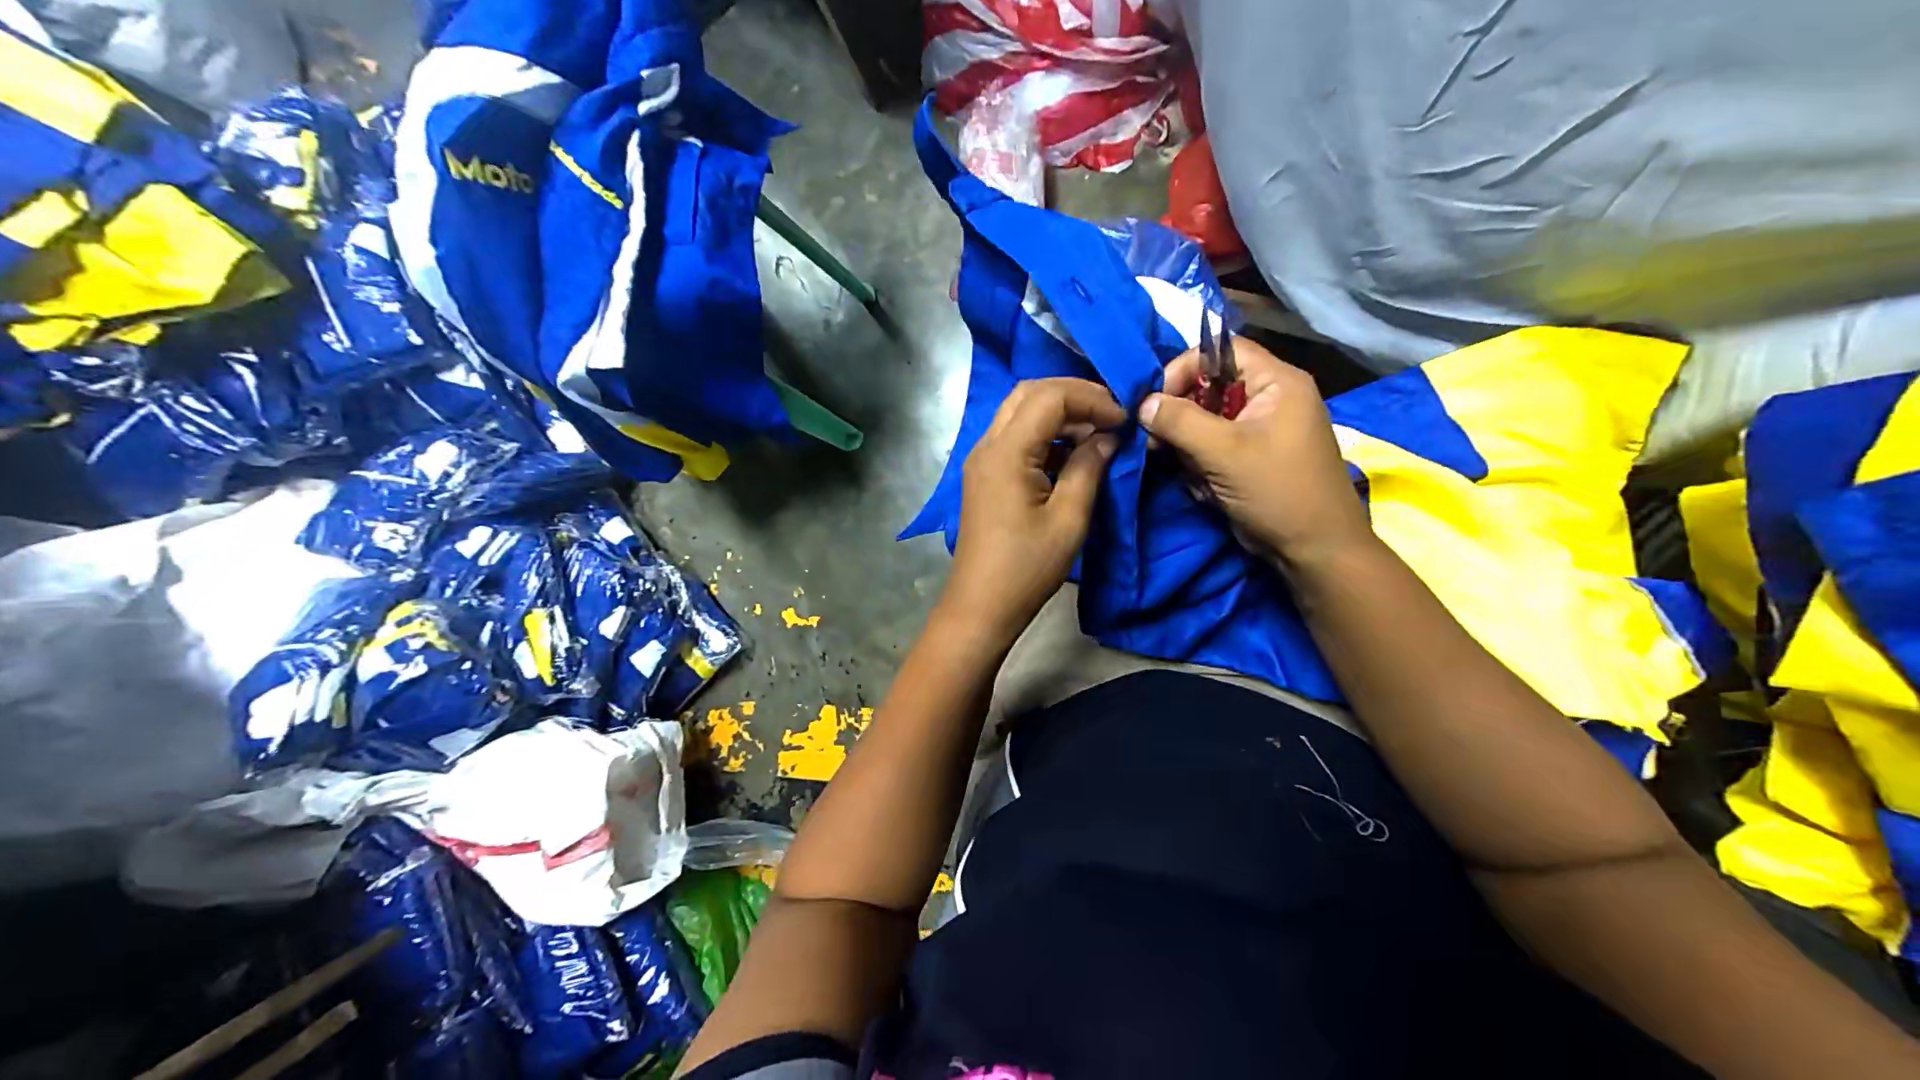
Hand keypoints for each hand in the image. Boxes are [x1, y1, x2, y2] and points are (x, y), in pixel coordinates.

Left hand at [941, 378, 1124, 645]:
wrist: (981, 605)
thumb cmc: (1027, 567)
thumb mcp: (1069, 519)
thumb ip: (1089, 468)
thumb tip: (1108, 436)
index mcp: (1006, 452)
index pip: (1050, 396)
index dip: (1092, 398)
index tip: (1124, 420)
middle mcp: (987, 445)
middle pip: (1030, 394)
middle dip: (1074, 396)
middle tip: (1111, 416)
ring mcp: (982, 460)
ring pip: (1020, 412)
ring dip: (1059, 414)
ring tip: (1097, 434)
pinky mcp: (985, 475)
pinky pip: (1015, 436)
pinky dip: (1045, 434)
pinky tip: (1072, 454)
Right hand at [1138, 338, 1372, 570]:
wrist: (1314, 550)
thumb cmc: (1277, 492)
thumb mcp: (1223, 453)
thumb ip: (1179, 422)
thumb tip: (1143, 403)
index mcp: (1277, 383)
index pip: (1222, 350)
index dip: (1184, 368)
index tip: (1156, 401)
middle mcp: (1270, 398)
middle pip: (1209, 386)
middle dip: (1181, 414)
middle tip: (1156, 440)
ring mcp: (1260, 429)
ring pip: (1205, 420)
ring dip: (1189, 446)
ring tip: (1192, 473)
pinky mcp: (1250, 456)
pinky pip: (1213, 446)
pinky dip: (1200, 464)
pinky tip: (1204, 486)